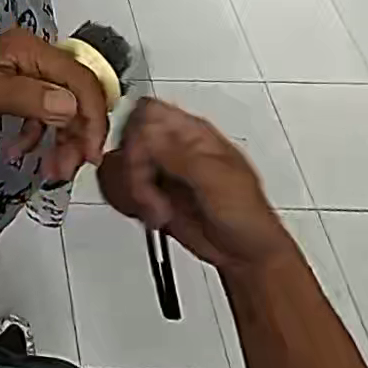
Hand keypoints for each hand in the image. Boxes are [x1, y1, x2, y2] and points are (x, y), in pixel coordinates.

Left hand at [0, 29, 110, 181]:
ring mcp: (29, 74)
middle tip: (68, 169)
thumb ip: (27, 97)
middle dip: (78, 132)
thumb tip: (71, 106)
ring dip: (63, 140)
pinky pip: (45, 116)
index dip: (91, 113)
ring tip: (52, 170)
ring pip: (64, 108)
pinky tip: (19, 153)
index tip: (91, 153)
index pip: (78, 77)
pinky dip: (40, 137)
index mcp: (30, 48)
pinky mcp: (22, 93)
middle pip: (76, 93)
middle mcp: (35, 56)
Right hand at [97, 97, 296, 273]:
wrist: (244, 255)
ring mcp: (160, 169)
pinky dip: (130, 203)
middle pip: (128, 139)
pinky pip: (121, 187)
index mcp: (193, 133)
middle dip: (132, 169)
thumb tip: (150, 134)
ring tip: (157, 209)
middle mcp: (172, 147)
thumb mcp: (218, 180)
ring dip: (131, 191)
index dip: (136, 132)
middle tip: (150, 193)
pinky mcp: (151, 192)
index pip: (148, 112)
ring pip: (120, 163)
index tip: (140, 160)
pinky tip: (153, 215)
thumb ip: (182, 155)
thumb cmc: (247, 216)